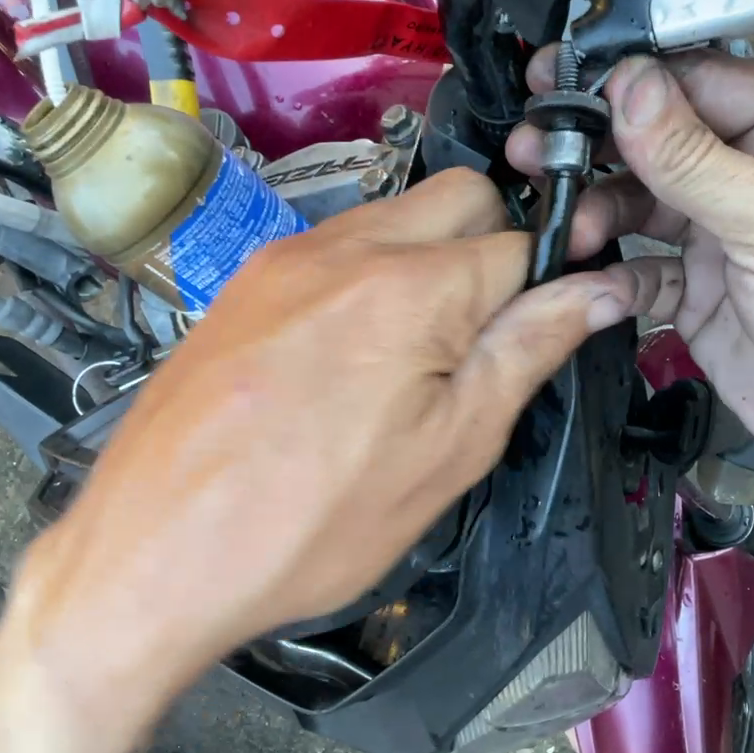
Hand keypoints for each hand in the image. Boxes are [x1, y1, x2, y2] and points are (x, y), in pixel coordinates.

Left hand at [0, 169, 637, 752]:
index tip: (556, 318)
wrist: (150, 556)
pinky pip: (340, 244)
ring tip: (420, 350)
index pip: (522, 242)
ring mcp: (288, 255)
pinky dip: (376, 273)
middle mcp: (348, 246)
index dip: (555, 277)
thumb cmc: (314, 523)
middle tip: (488, 331)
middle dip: (499, 243)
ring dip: (436, 259)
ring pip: (400, 214)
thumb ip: (528, 351)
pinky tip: (357, 351)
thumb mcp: (450, 450)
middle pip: (462, 196)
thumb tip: (603, 290)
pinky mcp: (249, 277)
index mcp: (412, 288)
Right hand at [509, 51, 753, 472]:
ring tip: (565, 225)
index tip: (567, 85)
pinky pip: (638, 265)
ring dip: (596, 208)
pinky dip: (609, 270)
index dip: (632, 81)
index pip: (701, 82)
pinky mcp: (697, 288)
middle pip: (659, 138)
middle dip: (597, 142)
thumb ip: (699, 160)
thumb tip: (630, 88)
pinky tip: (589, 277)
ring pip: (639, 200)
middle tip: (536, 146)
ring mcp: (722, 232)